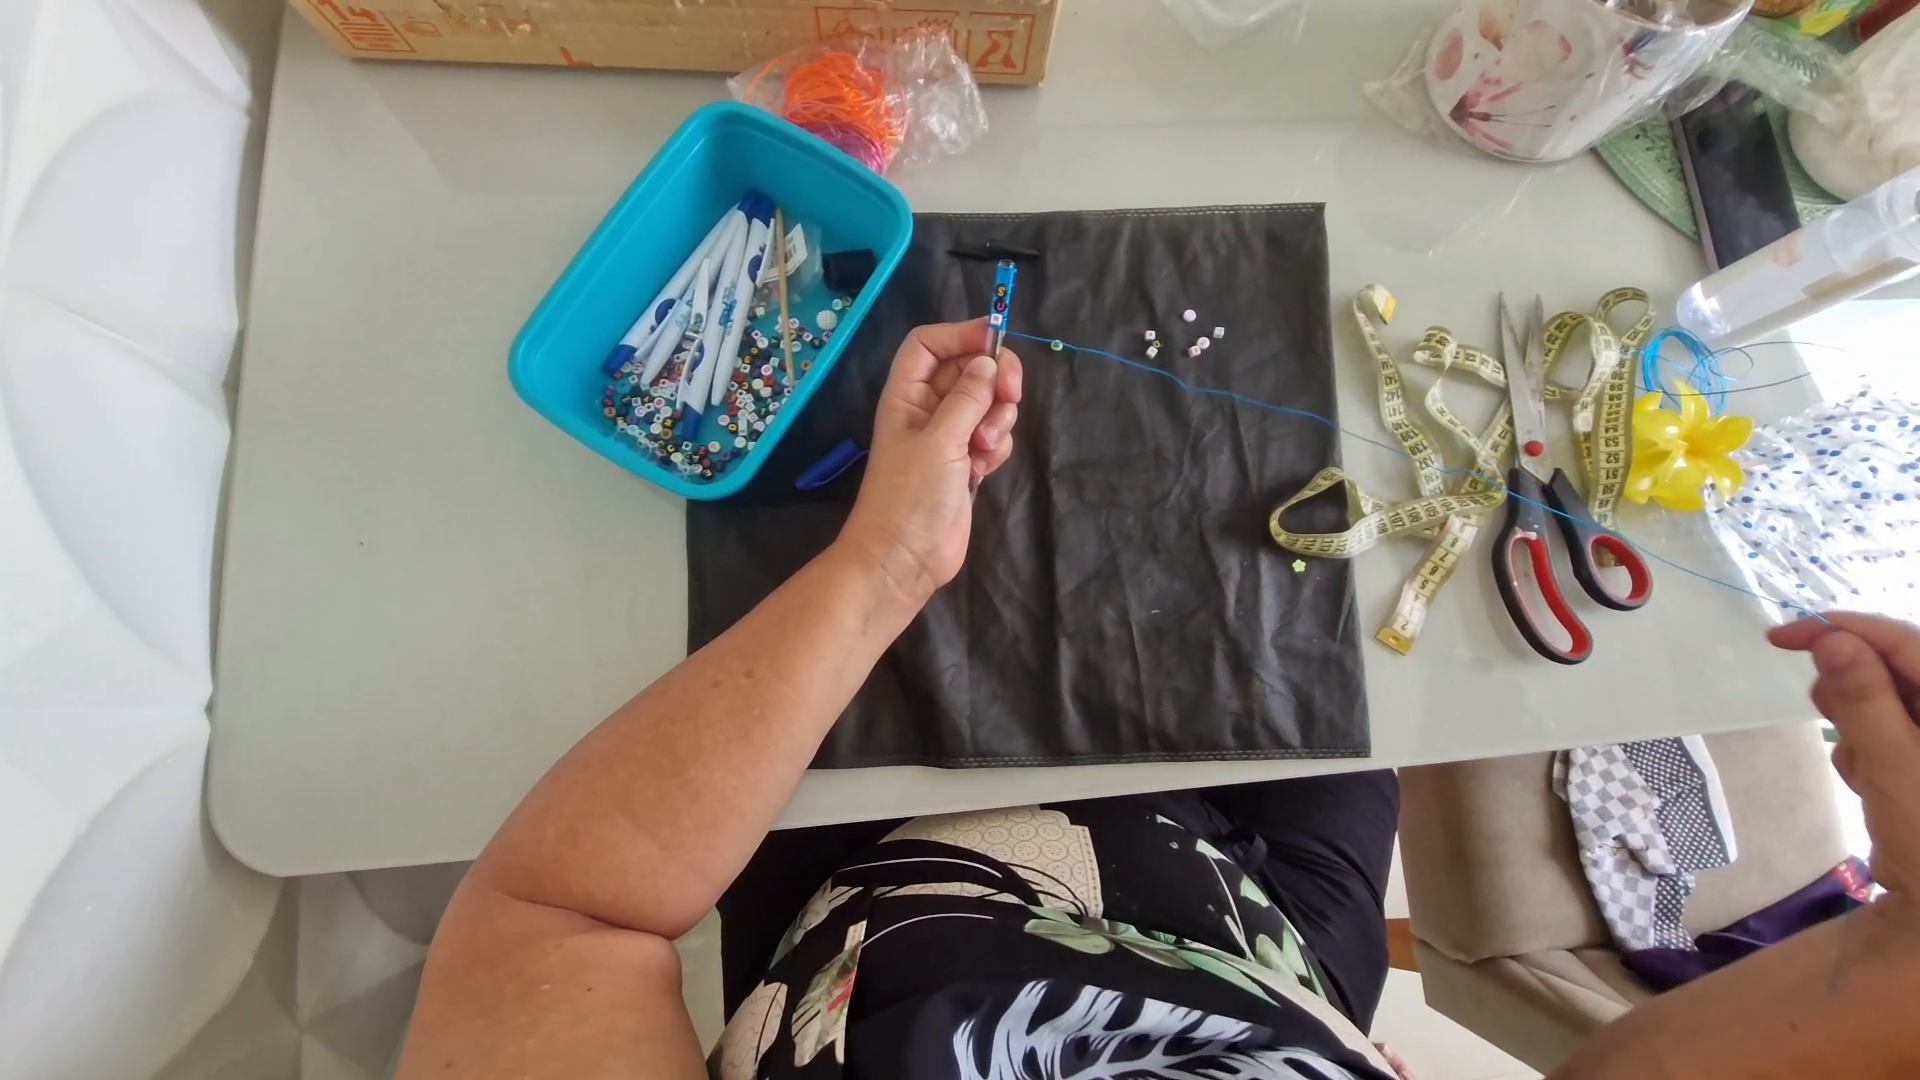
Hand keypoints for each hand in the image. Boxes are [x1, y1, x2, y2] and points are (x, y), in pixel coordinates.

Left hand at [837, 318, 1021, 603]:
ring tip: (984, 448)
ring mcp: (948, 437)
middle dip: (994, 380)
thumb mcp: (940, 440)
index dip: (961, 334)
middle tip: (1011, 395)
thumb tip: (990, 362)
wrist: (905, 559)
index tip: (998, 339)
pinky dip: (996, 446)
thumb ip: (968, 397)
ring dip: (997, 419)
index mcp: (907, 395)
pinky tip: (984, 469)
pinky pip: (992, 436)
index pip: (930, 343)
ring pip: (986, 404)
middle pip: (968, 370)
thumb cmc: (911, 496)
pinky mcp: (966, 463)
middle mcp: (928, 410)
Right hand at [1769, 613, 1919, 902]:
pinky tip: (1873, 781)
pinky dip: (1865, 747)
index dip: (1846, 629)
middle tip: (1829, 724)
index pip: (1910, 641)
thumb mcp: (1897, 768)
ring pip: (1884, 699)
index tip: (1780, 636)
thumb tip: (1830, 638)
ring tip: (1864, 770)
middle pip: (1894, 668)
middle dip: (1850, 690)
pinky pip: (1886, 727)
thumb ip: (1864, 700)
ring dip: (1856, 725)